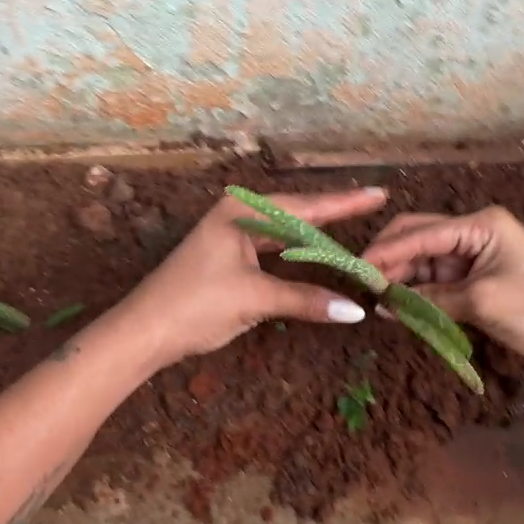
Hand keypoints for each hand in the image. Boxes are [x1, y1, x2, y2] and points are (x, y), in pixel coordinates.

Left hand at [108, 186, 387, 368]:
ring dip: (315, 231)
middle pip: (296, 212)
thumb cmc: (196, 304)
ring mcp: (230, 234)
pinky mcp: (227, 256)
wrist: (145, 329)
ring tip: (351, 221)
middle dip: (333, 210)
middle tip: (372, 202)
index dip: (344, 203)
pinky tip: (314, 250)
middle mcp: (237, 215)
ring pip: (284, 230)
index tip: (378, 193)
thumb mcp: (255, 299)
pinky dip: (296, 249)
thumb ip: (306, 300)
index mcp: (242, 211)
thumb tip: (355, 310)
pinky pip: (272, 246)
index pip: (304, 206)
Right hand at [361, 207, 523, 370]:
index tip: (356, 270)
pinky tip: (399, 309)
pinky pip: (439, 283)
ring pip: (426, 263)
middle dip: (390, 260)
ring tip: (375, 302)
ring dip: (403, 280)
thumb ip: (430, 299)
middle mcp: (476, 233)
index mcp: (481, 224)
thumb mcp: (482, 303)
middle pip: (420, 239)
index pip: (422, 232)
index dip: (387, 251)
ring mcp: (477, 258)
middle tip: (360, 284)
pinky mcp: (479, 282)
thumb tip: (384, 305)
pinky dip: (420, 295)